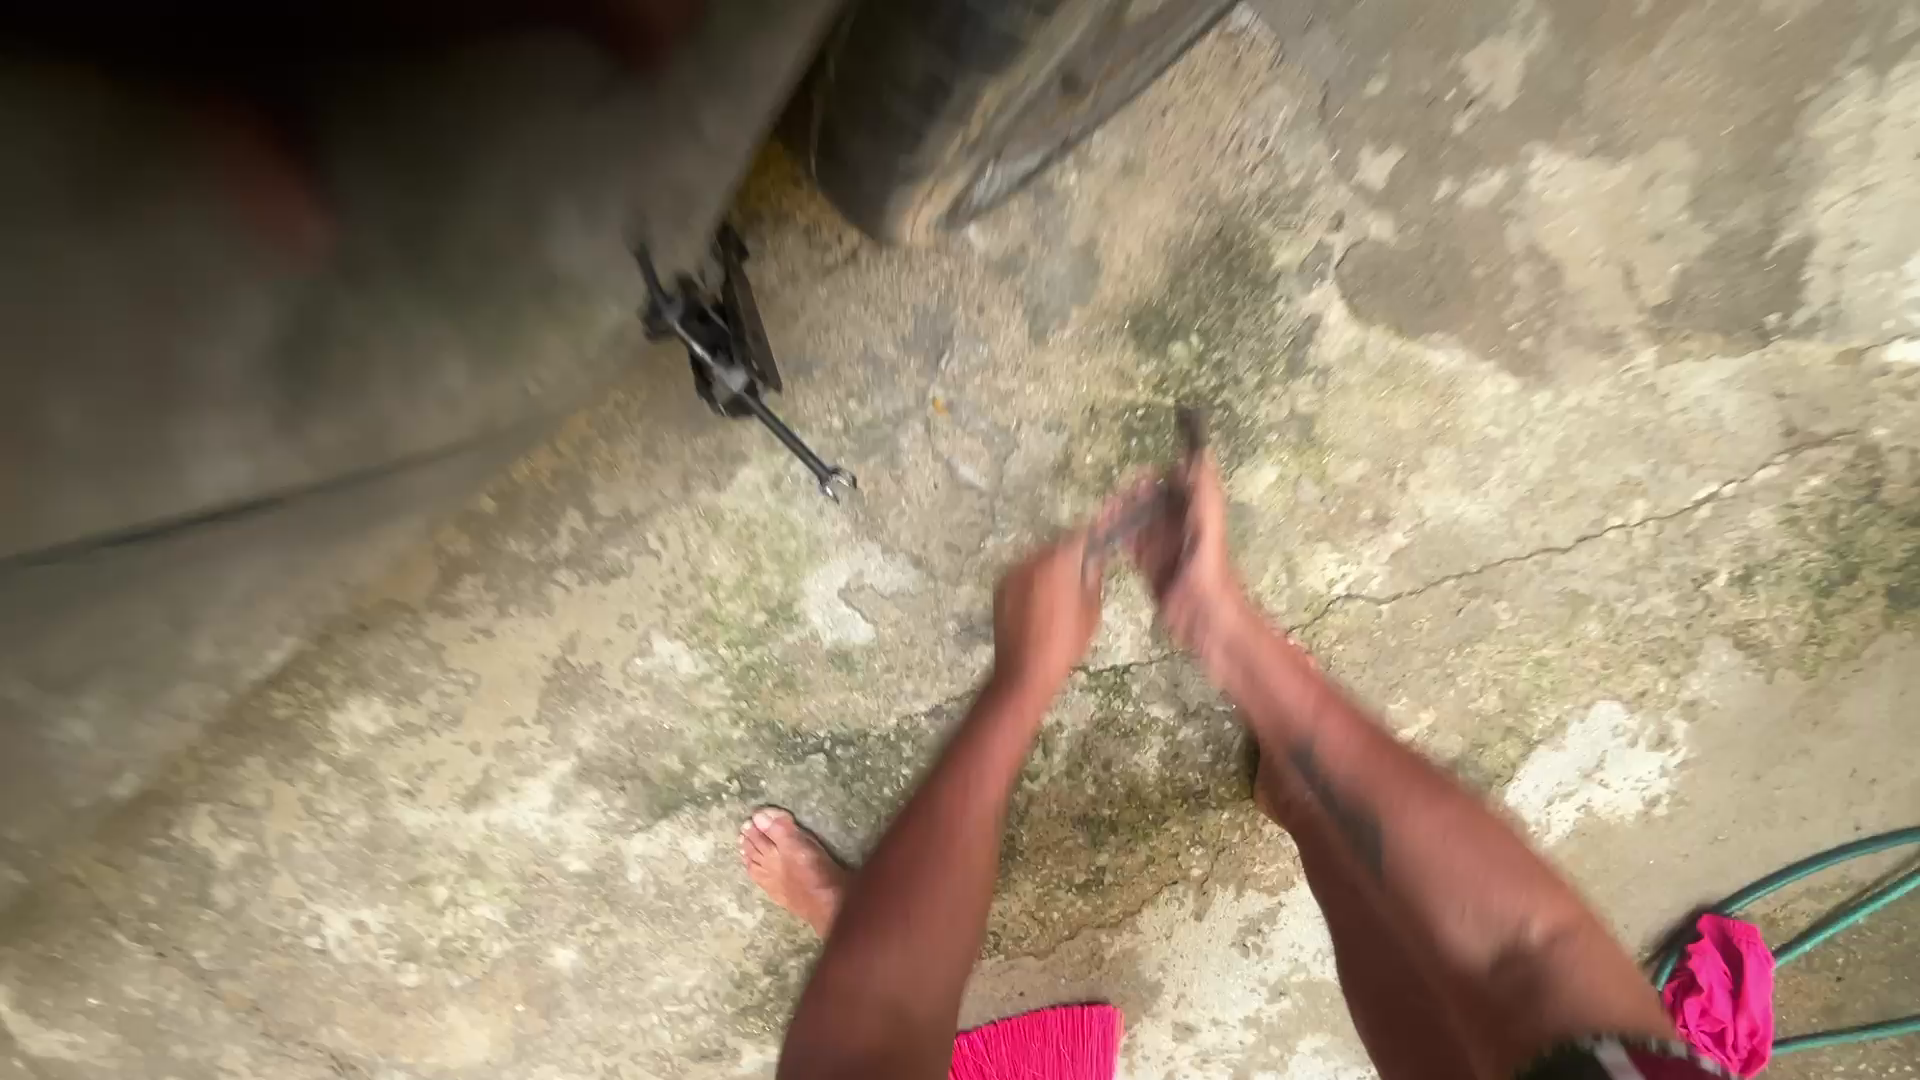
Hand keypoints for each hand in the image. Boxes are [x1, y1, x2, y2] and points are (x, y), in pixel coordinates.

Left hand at [990, 533, 1103, 695]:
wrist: (1025, 670)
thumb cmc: (1064, 643)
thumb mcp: (1091, 611)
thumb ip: (1092, 578)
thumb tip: (1092, 561)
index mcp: (1057, 563)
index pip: (1078, 538)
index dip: (1090, 539)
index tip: (1098, 543)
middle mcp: (1031, 561)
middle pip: (1055, 547)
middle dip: (1068, 555)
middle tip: (1080, 570)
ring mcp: (1011, 573)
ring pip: (1036, 560)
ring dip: (1049, 568)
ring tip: (1059, 591)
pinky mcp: (1000, 588)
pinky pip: (1022, 575)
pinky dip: (1032, 580)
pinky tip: (1040, 601)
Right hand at [1120, 450, 1252, 665]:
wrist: (1208, 623)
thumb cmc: (1211, 576)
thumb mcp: (1209, 529)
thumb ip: (1204, 494)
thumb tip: (1200, 454)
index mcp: (1197, 515)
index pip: (1174, 486)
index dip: (1155, 478)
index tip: (1135, 477)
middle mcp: (1180, 529)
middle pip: (1152, 504)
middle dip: (1131, 498)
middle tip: (1111, 500)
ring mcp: (1164, 549)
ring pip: (1139, 524)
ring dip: (1121, 517)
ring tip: (1102, 515)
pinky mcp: (1151, 569)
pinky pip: (1132, 548)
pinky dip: (1118, 539)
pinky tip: (1103, 535)